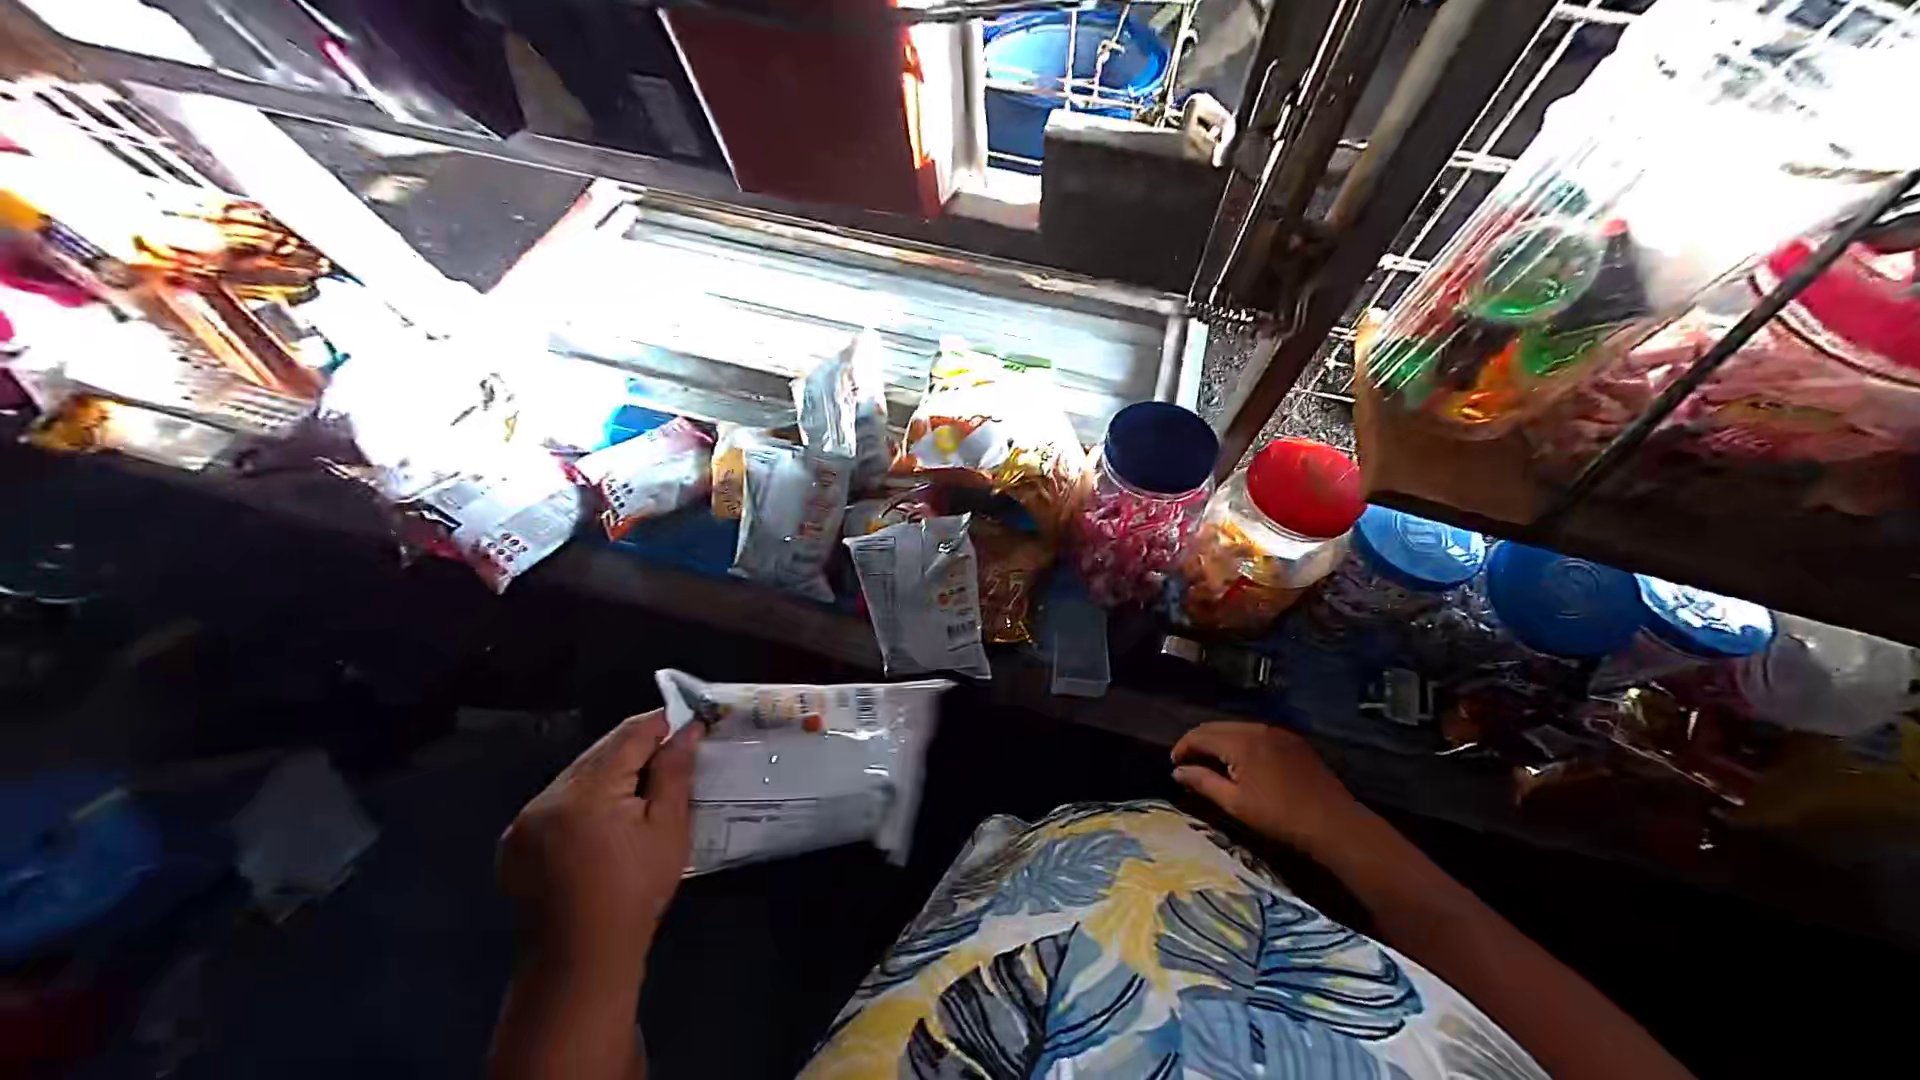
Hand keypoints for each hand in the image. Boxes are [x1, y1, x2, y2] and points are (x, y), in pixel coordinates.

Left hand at [498, 710, 700, 976]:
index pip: (628, 736)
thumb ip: (675, 772)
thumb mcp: (668, 828)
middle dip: (635, 746)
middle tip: (670, 751)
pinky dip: (585, 796)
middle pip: (599, 752)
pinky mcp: (516, 841)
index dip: (659, 723)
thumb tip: (688, 730)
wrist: (580, 960)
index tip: (686, 722)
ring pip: (577, 774)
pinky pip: (557, 800)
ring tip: (642, 784)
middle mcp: (547, 797)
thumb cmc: (636, 890)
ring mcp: (525, 820)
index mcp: (586, 792)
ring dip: (609, 771)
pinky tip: (606, 815)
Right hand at [1172, 721, 1368, 853]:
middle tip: (1187, 763)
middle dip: (1198, 741)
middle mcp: (1258, 728)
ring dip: (1219, 741)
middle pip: (1216, 727)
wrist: (1335, 824)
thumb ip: (1203, 782)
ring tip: (1211, 762)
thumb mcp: (1235, 803)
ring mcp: (1278, 732)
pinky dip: (1240, 742)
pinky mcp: (1293, 741)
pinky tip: (1241, 761)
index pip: (1200, 735)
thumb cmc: (1280, 817)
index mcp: (1241, 741)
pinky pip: (1256, 733)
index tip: (1174, 764)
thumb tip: (1177, 771)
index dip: (1182, 747)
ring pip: (1236, 728)